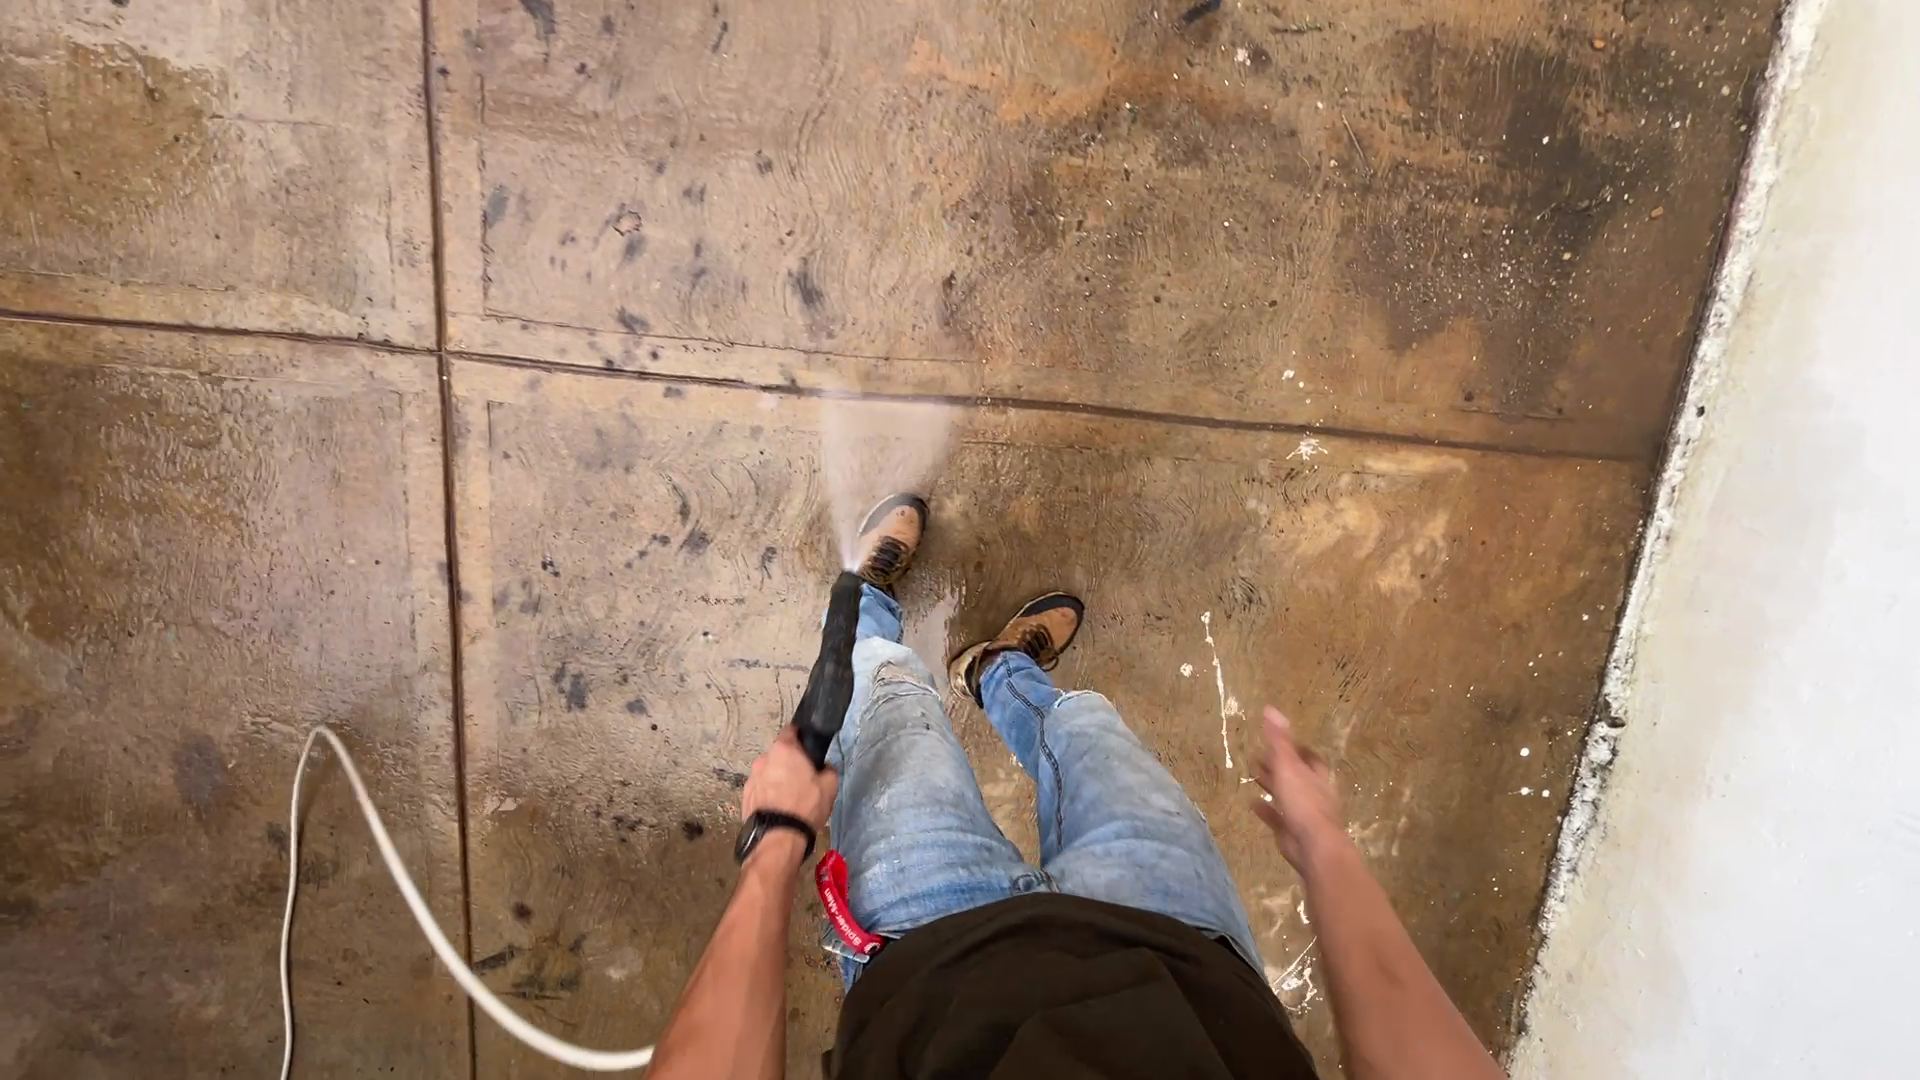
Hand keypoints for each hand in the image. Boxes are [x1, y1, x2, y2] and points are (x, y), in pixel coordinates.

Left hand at [741, 726, 839, 835]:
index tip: (807, 748)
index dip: (801, 737)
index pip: (791, 730)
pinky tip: (778, 808)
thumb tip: (824, 768)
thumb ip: (828, 770)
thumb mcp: (830, 786)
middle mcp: (764, 759)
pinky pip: (760, 789)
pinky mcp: (745, 797)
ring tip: (789, 797)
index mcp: (784, 749)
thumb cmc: (805, 806)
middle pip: (779, 754)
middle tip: (802, 777)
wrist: (778, 838)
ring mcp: (751, 778)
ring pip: (768, 772)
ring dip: (776, 779)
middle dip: (789, 762)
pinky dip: (768, 794)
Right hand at [1251, 706, 1347, 873]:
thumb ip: (1279, 740)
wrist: (1313, 846)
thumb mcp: (1288, 766)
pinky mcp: (1293, 832)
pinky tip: (1253, 803)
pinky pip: (1278, 817)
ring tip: (1254, 775)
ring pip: (1287, 796)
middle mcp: (1313, 794)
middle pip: (1297, 776)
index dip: (1297, 748)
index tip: (1282, 740)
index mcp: (1315, 777)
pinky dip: (1266, 810)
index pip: (1310, 758)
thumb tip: (1271, 709)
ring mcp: (1305, 814)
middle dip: (1279, 766)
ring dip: (1272, 785)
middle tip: (1259, 756)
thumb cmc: (1303, 802)